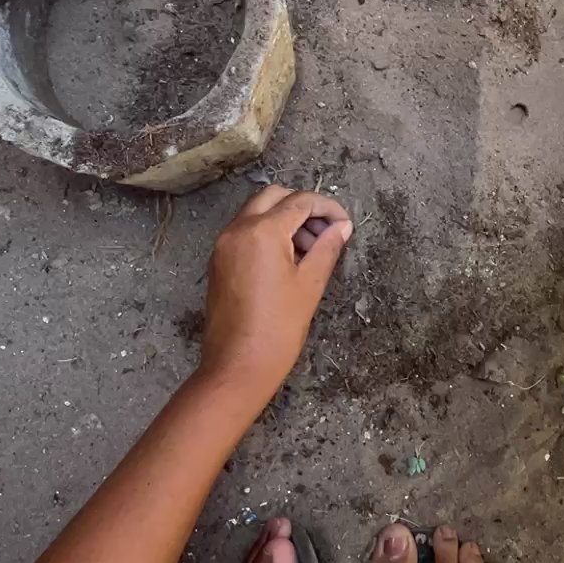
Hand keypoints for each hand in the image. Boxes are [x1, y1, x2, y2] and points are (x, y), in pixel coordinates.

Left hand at [200, 186, 352, 392]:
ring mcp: (224, 244)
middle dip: (304, 206)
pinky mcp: (219, 260)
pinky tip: (288, 258)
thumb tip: (342, 227)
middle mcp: (237, 229)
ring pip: (258, 211)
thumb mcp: (310, 284)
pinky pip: (245, 230)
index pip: (300, 202)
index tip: (344, 224)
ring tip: (311, 248)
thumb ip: (328, 247)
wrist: (238, 366)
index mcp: (262, 231)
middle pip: (275, 196)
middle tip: (326, 230)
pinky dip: (268, 232)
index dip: (327, 208)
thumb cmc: (277, 328)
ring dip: (285, 218)